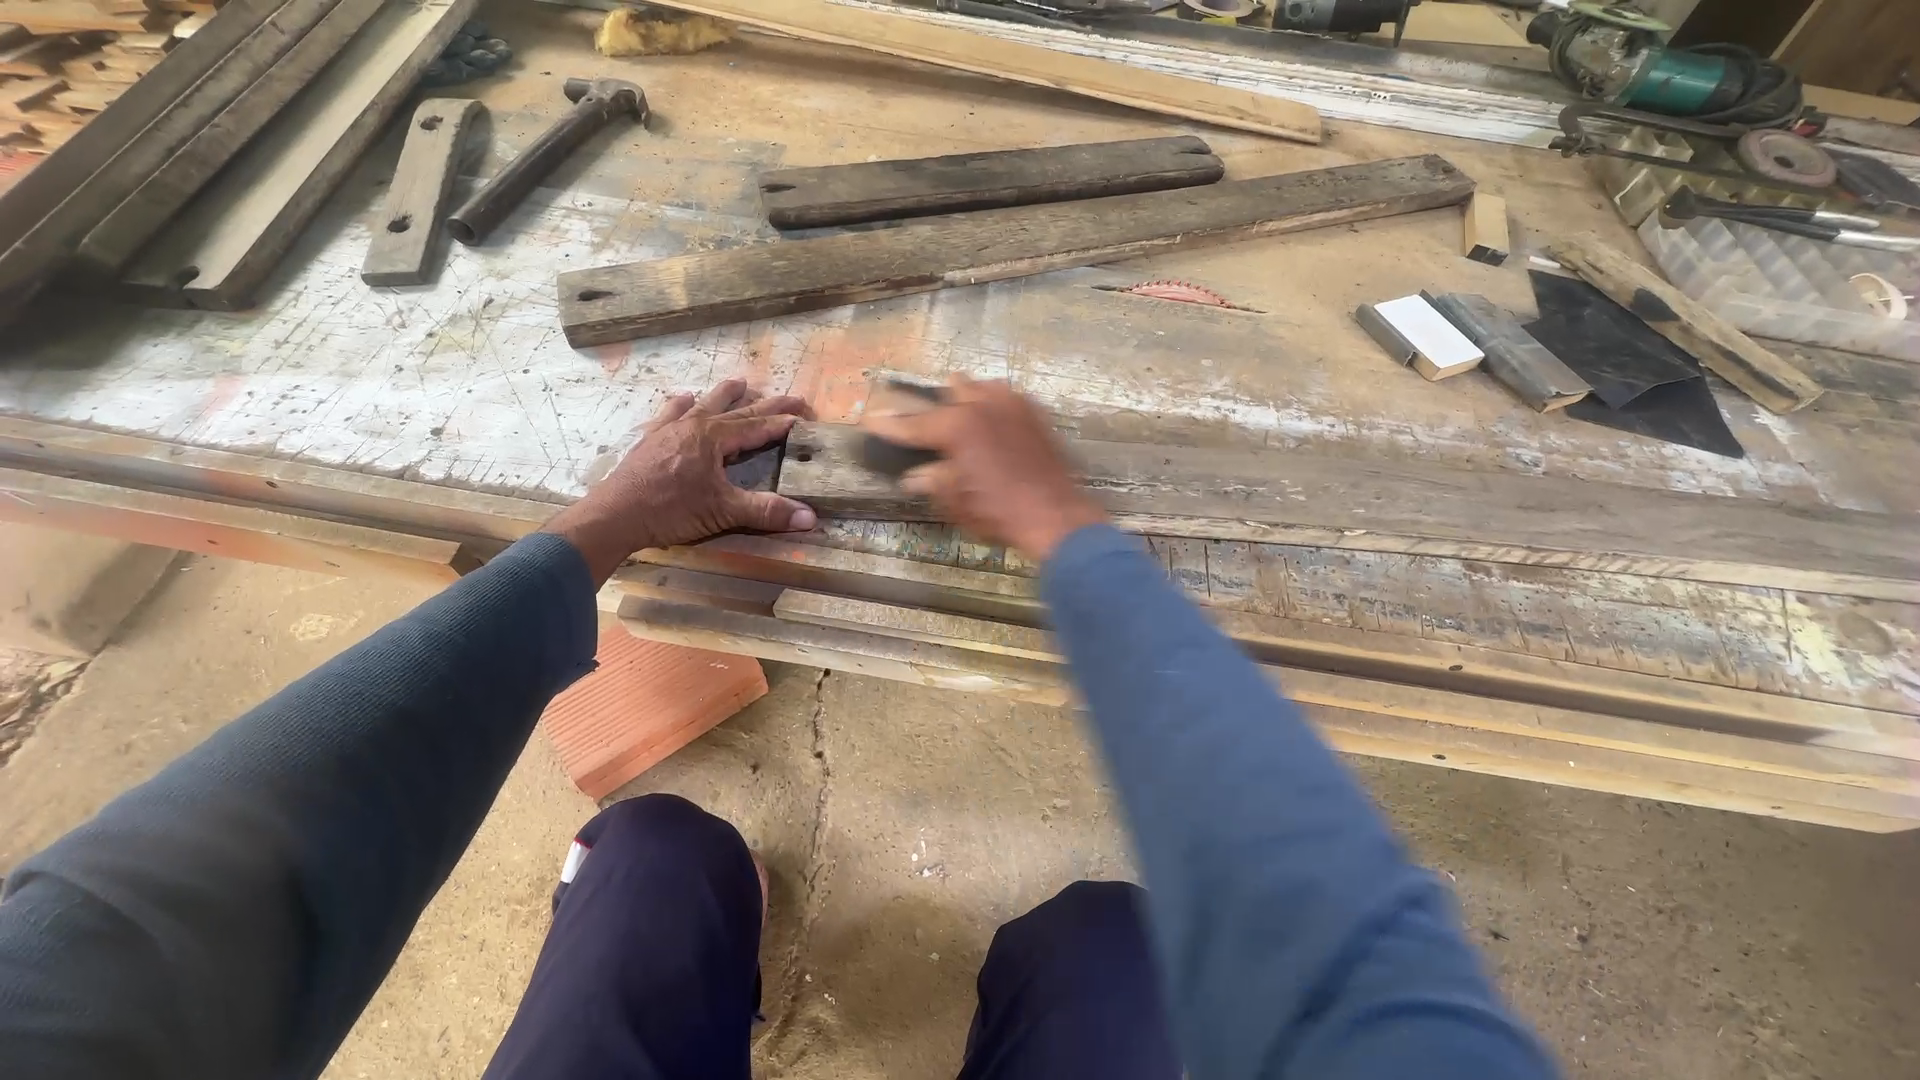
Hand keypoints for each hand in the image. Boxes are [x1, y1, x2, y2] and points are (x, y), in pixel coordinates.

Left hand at [542, 379, 815, 581]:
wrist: (615, 515)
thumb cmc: (671, 510)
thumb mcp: (724, 511)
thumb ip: (766, 511)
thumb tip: (810, 517)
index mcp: (715, 438)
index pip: (758, 427)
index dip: (783, 424)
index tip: (805, 418)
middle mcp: (695, 426)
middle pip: (738, 411)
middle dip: (767, 405)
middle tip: (792, 398)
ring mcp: (670, 430)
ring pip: (704, 405)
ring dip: (724, 395)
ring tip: (739, 382)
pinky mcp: (650, 440)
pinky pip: (668, 414)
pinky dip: (678, 405)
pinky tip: (681, 398)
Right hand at [863, 375, 1107, 562]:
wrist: (1055, 514)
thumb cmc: (999, 513)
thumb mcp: (956, 501)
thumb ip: (933, 481)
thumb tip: (914, 476)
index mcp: (956, 426)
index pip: (912, 424)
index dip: (889, 424)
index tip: (869, 419)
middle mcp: (981, 405)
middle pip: (945, 395)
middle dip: (927, 406)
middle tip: (913, 415)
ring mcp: (1011, 404)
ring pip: (977, 387)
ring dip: (961, 395)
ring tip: (953, 403)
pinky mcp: (1034, 412)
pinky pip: (1004, 396)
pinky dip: (990, 401)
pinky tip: (988, 411)